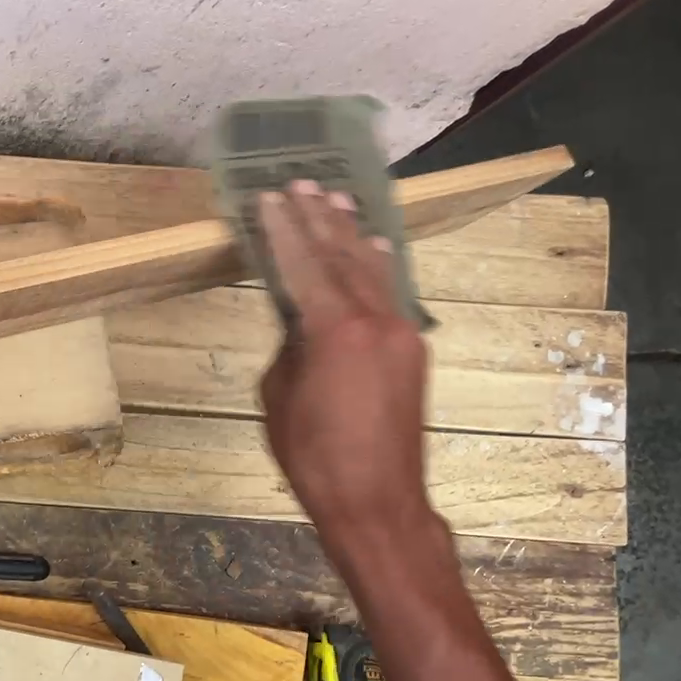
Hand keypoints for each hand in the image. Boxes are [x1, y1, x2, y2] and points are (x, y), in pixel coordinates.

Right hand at [258, 181, 435, 544]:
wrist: (375, 496)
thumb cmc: (311, 454)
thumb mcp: (279, 395)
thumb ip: (290, 346)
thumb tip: (299, 322)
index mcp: (334, 329)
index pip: (303, 265)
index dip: (283, 230)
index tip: (270, 197)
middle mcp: (375, 319)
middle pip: (342, 256)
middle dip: (320, 219)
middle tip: (303, 184)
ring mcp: (400, 332)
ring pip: (373, 270)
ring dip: (352, 234)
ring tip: (338, 200)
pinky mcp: (410, 349)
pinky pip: (390, 293)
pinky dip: (377, 266)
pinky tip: (374, 248)